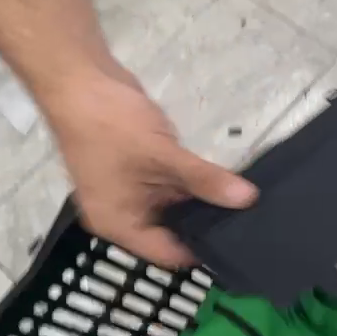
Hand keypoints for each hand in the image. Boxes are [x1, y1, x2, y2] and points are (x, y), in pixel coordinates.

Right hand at [41, 67, 256, 268]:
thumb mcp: (164, 157)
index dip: (204, 253)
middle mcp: (124, 214)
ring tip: (250, 208)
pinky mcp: (142, 170)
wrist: (82, 80)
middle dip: (209, 226)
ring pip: (178, 207)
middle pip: (174, 233)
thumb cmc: (112, 126)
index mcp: (119, 224)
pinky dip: (197, 185)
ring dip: (206, 204)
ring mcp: (132, 191)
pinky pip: (175, 186)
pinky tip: (229, 183)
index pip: (169, 255)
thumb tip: (249, 200)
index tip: (242, 246)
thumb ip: (206, 181)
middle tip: (255, 224)